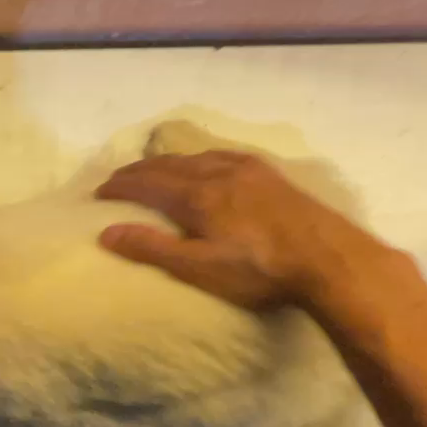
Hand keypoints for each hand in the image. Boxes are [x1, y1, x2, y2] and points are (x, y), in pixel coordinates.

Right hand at [95, 151, 398, 311]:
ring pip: (195, 156)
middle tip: (116, 180)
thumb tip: (107, 233)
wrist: (329, 259)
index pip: (147, 183)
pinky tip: (202, 166)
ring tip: (151, 171)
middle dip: (138, 171)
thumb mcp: (198, 268)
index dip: (120, 186)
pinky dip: (197, 159)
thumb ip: (152, 248)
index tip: (97, 193)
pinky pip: (221, 155)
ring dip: (166, 163)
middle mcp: (219, 172)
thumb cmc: (258, 271)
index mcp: (198, 196)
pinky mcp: (270, 175)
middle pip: (168, 164)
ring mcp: (248, 170)